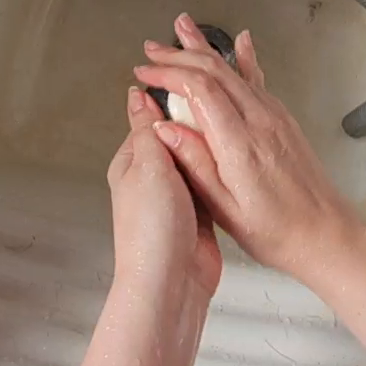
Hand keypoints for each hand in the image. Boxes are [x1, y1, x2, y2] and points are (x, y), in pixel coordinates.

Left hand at [107, 85, 221, 299]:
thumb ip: (148, 129)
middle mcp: (152, 177)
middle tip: (220, 106)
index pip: (151, 119)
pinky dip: (219, 172)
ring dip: (208, 148)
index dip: (171, 101)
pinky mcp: (198, 211)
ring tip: (231, 128)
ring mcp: (176, 195)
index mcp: (131, 162)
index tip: (193, 85)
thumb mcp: (148, 165)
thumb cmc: (151, 229)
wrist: (172, 280)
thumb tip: (138, 96)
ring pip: (196, 158)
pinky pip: (210, 182)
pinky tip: (233, 160)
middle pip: (177, 137)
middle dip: (194, 125)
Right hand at [133, 14, 362, 281]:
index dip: (169, 73)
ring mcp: (275, 117)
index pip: (200, 89)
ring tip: (182, 28)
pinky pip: (258, 80)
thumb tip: (162, 128)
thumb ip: (194, 163)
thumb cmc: (276, 231)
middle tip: (151, 48)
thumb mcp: (224, 208)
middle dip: (179, 53)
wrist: (327, 235)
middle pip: (215, 70)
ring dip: (204, 48)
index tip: (145, 72)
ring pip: (235, 70)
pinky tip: (241, 42)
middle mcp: (260, 121)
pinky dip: (243, 59)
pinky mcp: (283, 120)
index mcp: (240, 143)